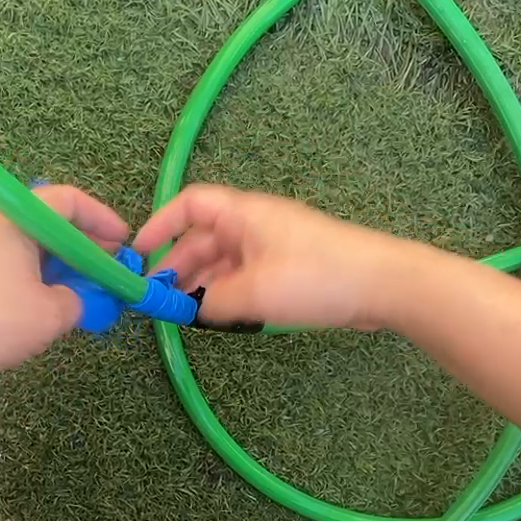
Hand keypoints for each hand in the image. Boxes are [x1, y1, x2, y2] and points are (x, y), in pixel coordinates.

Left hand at [0, 184, 128, 389]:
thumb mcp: (51, 314)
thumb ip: (79, 299)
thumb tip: (78, 296)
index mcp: (13, 217)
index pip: (68, 201)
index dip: (103, 220)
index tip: (124, 244)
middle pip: (45, 221)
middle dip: (81, 246)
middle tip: (105, 272)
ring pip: (24, 245)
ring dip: (55, 266)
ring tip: (77, 294)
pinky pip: (3, 263)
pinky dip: (29, 277)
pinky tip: (38, 305)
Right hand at [134, 185, 413, 330]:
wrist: (381, 285)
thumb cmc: (314, 278)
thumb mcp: (253, 292)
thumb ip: (211, 302)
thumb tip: (190, 309)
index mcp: (242, 214)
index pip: (189, 205)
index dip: (160, 224)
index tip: (138, 253)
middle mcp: (253, 224)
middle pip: (201, 238)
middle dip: (175, 266)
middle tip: (156, 298)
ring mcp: (270, 246)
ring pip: (221, 261)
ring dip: (199, 284)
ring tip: (181, 313)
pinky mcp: (286, 268)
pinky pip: (242, 275)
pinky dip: (224, 293)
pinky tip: (216, 316)